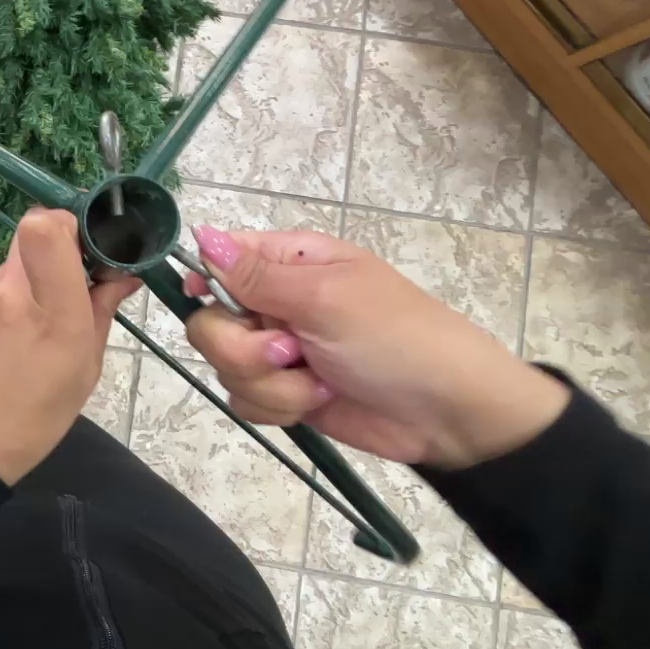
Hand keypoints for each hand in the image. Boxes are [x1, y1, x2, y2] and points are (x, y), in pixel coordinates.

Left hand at [0, 209, 139, 483]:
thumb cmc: (37, 415)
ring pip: (11, 264)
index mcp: (52, 310)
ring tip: (29, 330)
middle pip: (32, 235)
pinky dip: (2, 302)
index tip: (84, 249)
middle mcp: (9, 292)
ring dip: (27, 283)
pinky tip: (2, 339)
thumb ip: (102, 310)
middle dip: (55, 251)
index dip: (69, 226)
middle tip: (65, 286)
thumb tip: (122, 274)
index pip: (48, 226)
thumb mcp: (85, 368)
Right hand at [182, 226, 568, 469]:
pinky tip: (314, 402)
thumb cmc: (397, 339)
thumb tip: (200, 232)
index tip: (205, 300)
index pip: (218, 258)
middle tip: (289, 351)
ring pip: (222, 364)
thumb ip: (255, 274)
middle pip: (208, 321)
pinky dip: (275, 406)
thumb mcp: (325, 298)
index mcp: (289, 263)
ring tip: (317, 382)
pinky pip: (242, 398)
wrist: (450, 416)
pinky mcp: (279, 391)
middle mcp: (274, 302)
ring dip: (268, 382)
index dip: (203, 279)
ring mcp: (275, 350)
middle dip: (241, 347)